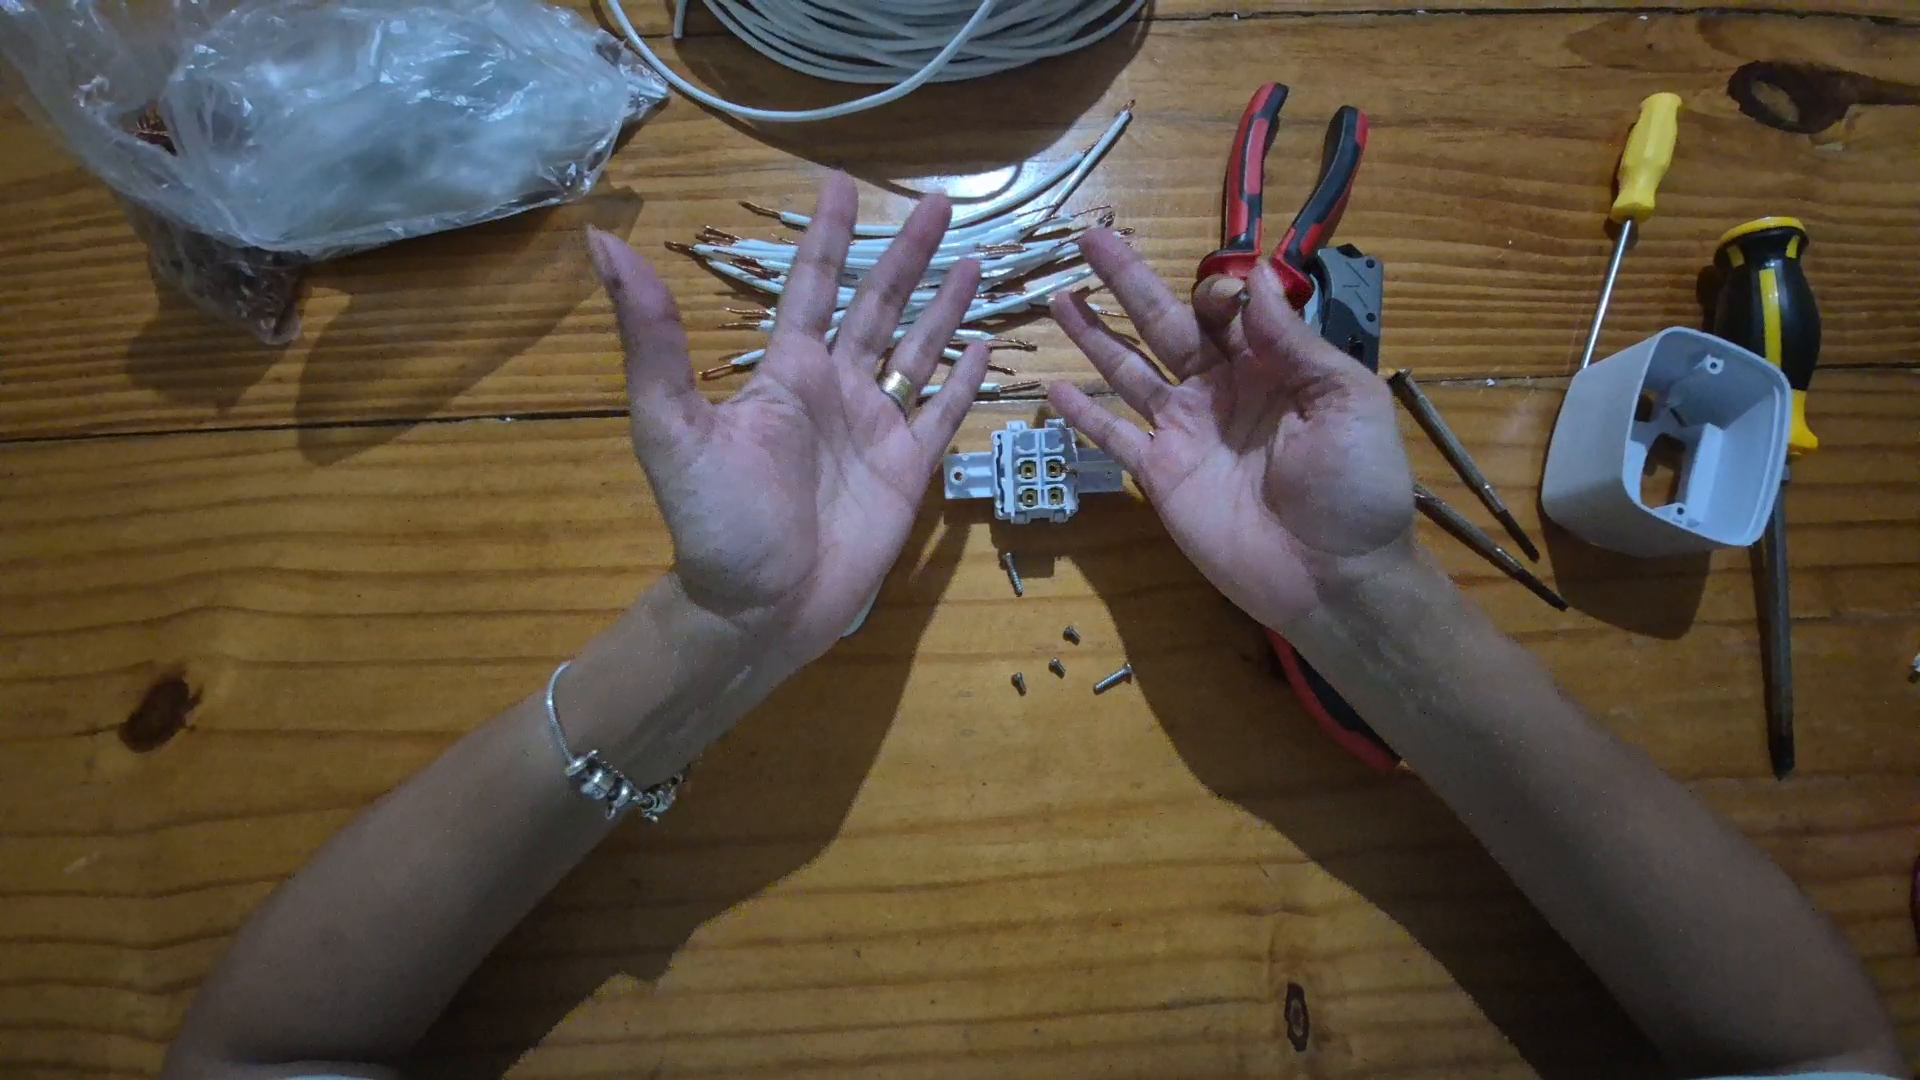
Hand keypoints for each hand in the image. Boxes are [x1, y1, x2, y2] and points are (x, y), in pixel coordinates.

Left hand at [587, 173, 988, 666]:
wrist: (762, 606)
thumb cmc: (719, 521)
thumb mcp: (673, 428)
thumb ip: (654, 342)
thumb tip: (604, 243)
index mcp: (786, 374)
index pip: (812, 288)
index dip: (829, 237)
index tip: (844, 184)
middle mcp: (837, 391)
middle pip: (880, 307)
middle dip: (908, 255)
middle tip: (942, 204)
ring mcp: (878, 429)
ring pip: (920, 352)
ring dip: (946, 307)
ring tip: (976, 261)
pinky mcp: (910, 470)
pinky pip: (943, 414)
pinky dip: (964, 381)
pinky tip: (985, 347)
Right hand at [1046, 231, 1414, 632]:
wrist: (1330, 573)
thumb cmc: (1354, 485)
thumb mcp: (1344, 398)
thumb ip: (1292, 341)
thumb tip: (1252, 280)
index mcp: (1269, 364)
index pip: (1225, 308)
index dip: (1215, 290)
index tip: (1219, 297)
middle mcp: (1218, 389)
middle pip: (1162, 325)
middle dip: (1127, 282)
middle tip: (1089, 240)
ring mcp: (1183, 431)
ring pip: (1128, 372)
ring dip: (1094, 336)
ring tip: (1060, 299)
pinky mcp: (1159, 473)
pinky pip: (1114, 437)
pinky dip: (1084, 415)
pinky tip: (1053, 388)